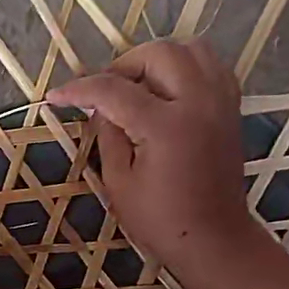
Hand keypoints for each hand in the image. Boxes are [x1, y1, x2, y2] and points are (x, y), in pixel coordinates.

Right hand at [49, 40, 252, 269]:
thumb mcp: (118, 182)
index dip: (80, 89)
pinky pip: (209, 66)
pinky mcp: (230, 108)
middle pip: (159, 53)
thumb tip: (101, 107)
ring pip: (190, 49)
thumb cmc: (160, 220)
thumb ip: (108, 135)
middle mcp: (198, 103)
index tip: (57, 96)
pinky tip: (166, 91)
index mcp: (166, 126)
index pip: (114, 90)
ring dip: (157, 60)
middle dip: (123, 66)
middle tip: (105, 93)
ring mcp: (220, 102)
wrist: (213, 239)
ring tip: (136, 87)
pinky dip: (184, 68)